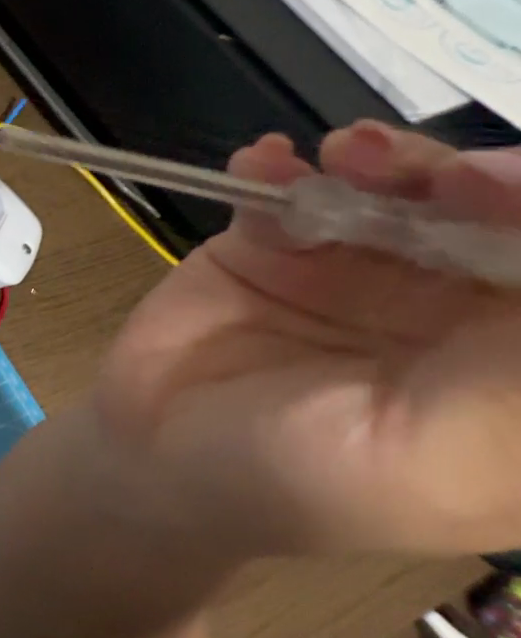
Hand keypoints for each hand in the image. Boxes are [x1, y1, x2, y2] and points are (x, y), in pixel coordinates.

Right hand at [95, 123, 520, 555]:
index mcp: (516, 367)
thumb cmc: (306, 484)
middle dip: (478, 181)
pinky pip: (285, 191)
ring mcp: (358, 270)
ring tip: (342, 153)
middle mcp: (456, 308)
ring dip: (382, 160)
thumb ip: (505, 383)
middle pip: (492, 217)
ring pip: (398, 189)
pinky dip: (275, 168)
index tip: (499, 195)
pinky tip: (259, 167)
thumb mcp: (438, 462)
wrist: (153, 460)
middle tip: (438, 176)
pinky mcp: (270, 246)